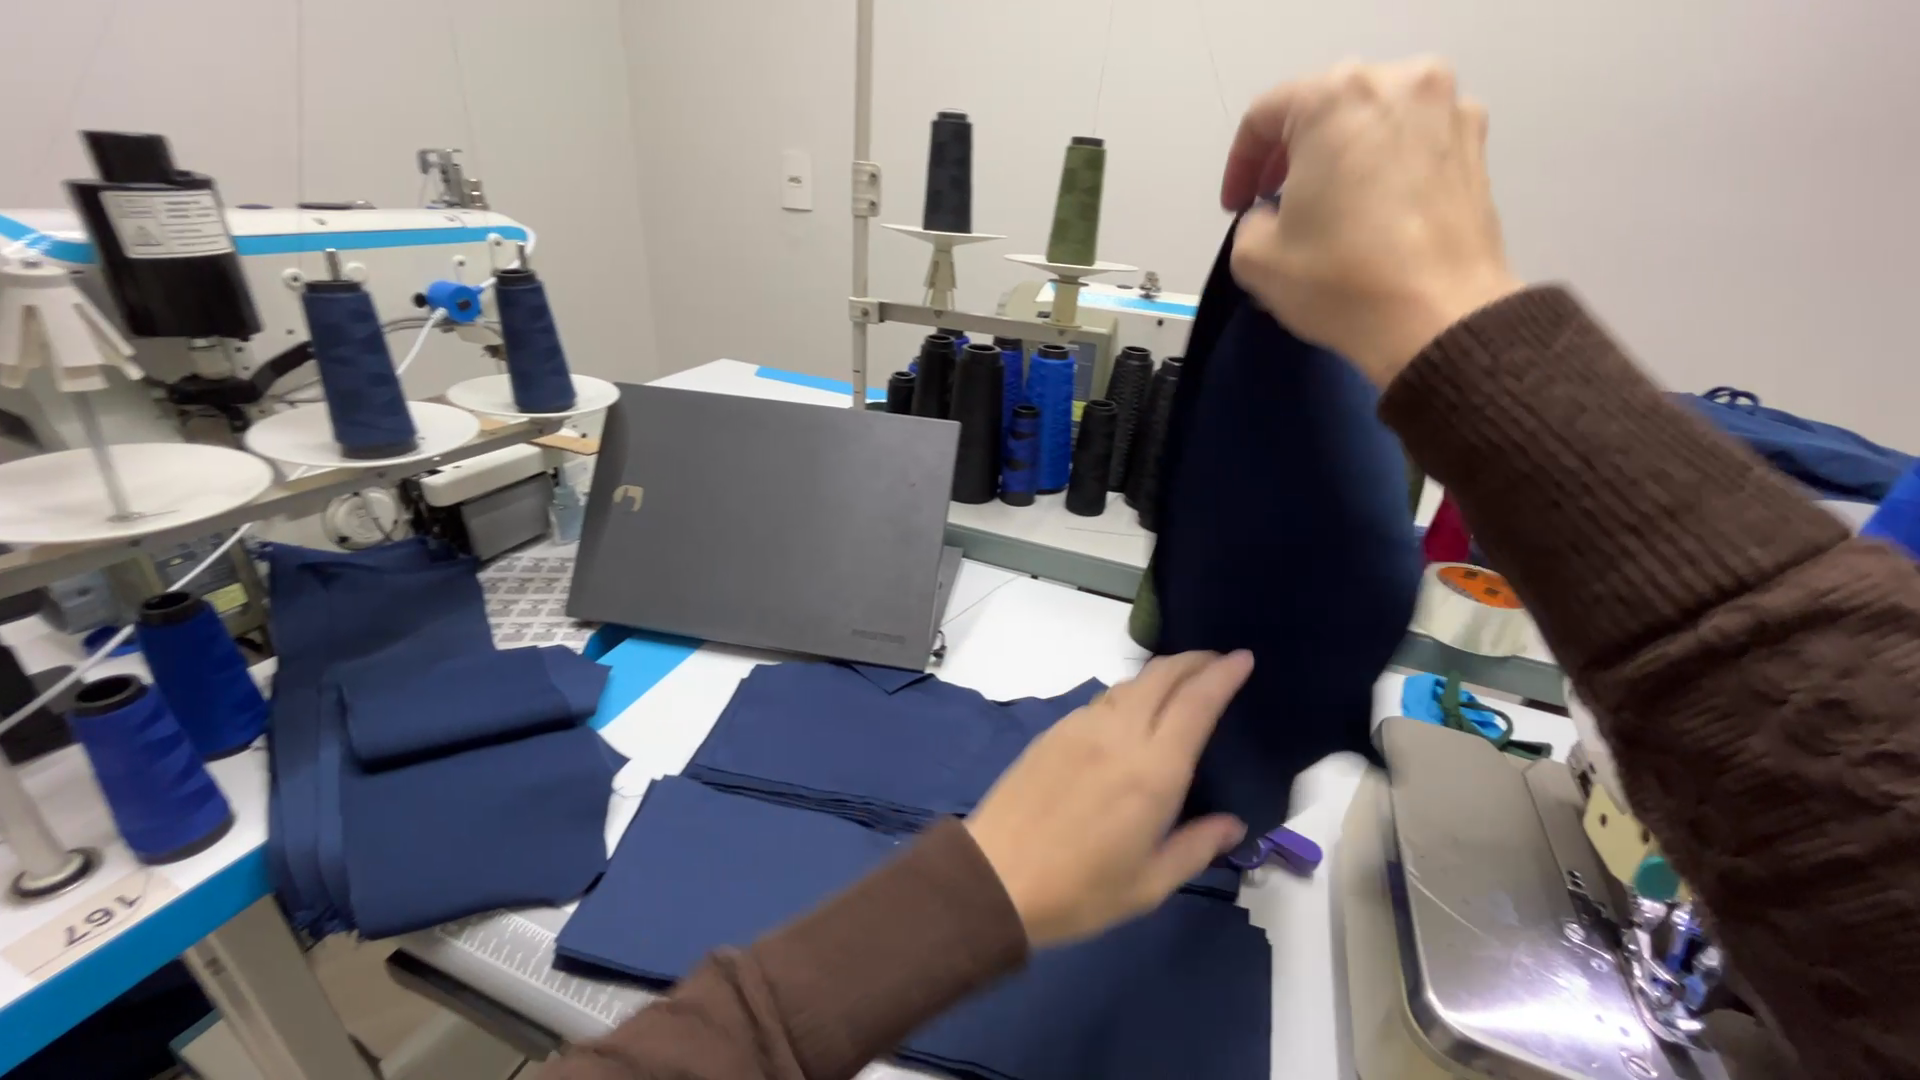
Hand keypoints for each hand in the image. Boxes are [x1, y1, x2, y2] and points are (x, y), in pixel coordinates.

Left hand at [965, 651, 1252, 946]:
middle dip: (1194, 660)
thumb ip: (1197, 847)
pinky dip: (1128, 692)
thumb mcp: (1150, 884)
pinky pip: (1101, 700)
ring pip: (1128, 684)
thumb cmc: (1080, 890)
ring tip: (1180, 683)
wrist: (996, 877)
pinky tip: (1131, 710)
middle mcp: (1119, 736)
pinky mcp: (1053, 732)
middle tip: (1217, 661)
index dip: (1222, 674)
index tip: (1243, 657)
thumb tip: (1233, 824)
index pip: (1196, 703)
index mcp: (1153, 771)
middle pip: (1161, 677)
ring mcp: (1081, 728)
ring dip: (1160, 674)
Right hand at [1221, 57, 1521, 385]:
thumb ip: (1248, 221)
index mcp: (1336, 98)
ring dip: (1339, 156)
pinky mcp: (1476, 145)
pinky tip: (1370, 213)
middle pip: (1324, 107)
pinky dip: (1383, 166)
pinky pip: (1412, 141)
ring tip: (1325, 206)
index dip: (1239, 164)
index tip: (1237, 205)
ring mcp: (1448, 109)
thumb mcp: (1254, 258)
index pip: (1265, 115)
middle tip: (1274, 200)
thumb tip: (1272, 215)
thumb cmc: (1341, 280)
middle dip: (1290, 153)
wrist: (1437, 318)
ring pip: (1372, 121)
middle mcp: (1399, 84)